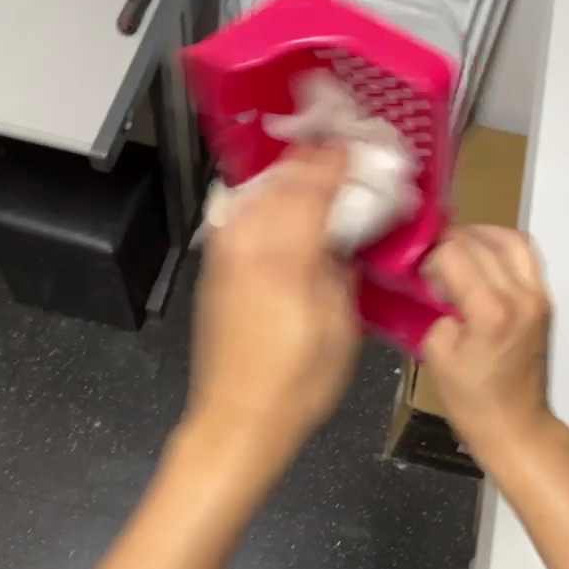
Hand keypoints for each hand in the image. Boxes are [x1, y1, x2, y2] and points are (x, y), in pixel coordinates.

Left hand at [188, 145, 361, 450]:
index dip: (335, 162)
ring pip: (255, 194)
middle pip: (280, 182)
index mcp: (287, 260)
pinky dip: (262, 201)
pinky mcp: (214, 271)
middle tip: (337, 153)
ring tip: (311, 172)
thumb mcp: (340, 328)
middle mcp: (249, 247)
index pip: (312, 188)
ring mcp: (225, 257)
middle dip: (310, 162)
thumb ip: (340, 270)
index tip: (354, 149)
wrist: (239, 419)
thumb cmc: (299, 384)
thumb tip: (342, 236)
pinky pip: (238, 217)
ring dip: (285, 176)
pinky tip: (278, 205)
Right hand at [420, 225, 562, 461]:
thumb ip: (436, 310)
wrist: (517, 426)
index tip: (419, 274)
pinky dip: (501, 250)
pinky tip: (480, 263)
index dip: (431, 257)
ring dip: (482, 236)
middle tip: (431, 258)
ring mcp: (538, 296)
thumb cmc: (472, 400)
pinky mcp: (545, 302)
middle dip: (451, 242)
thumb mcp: (436, 354)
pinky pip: (525, 258)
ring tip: (458, 249)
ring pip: (512, 240)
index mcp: (490, 311)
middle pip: (483, 241)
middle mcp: (520, 295)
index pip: (455, 254)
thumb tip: (438, 286)